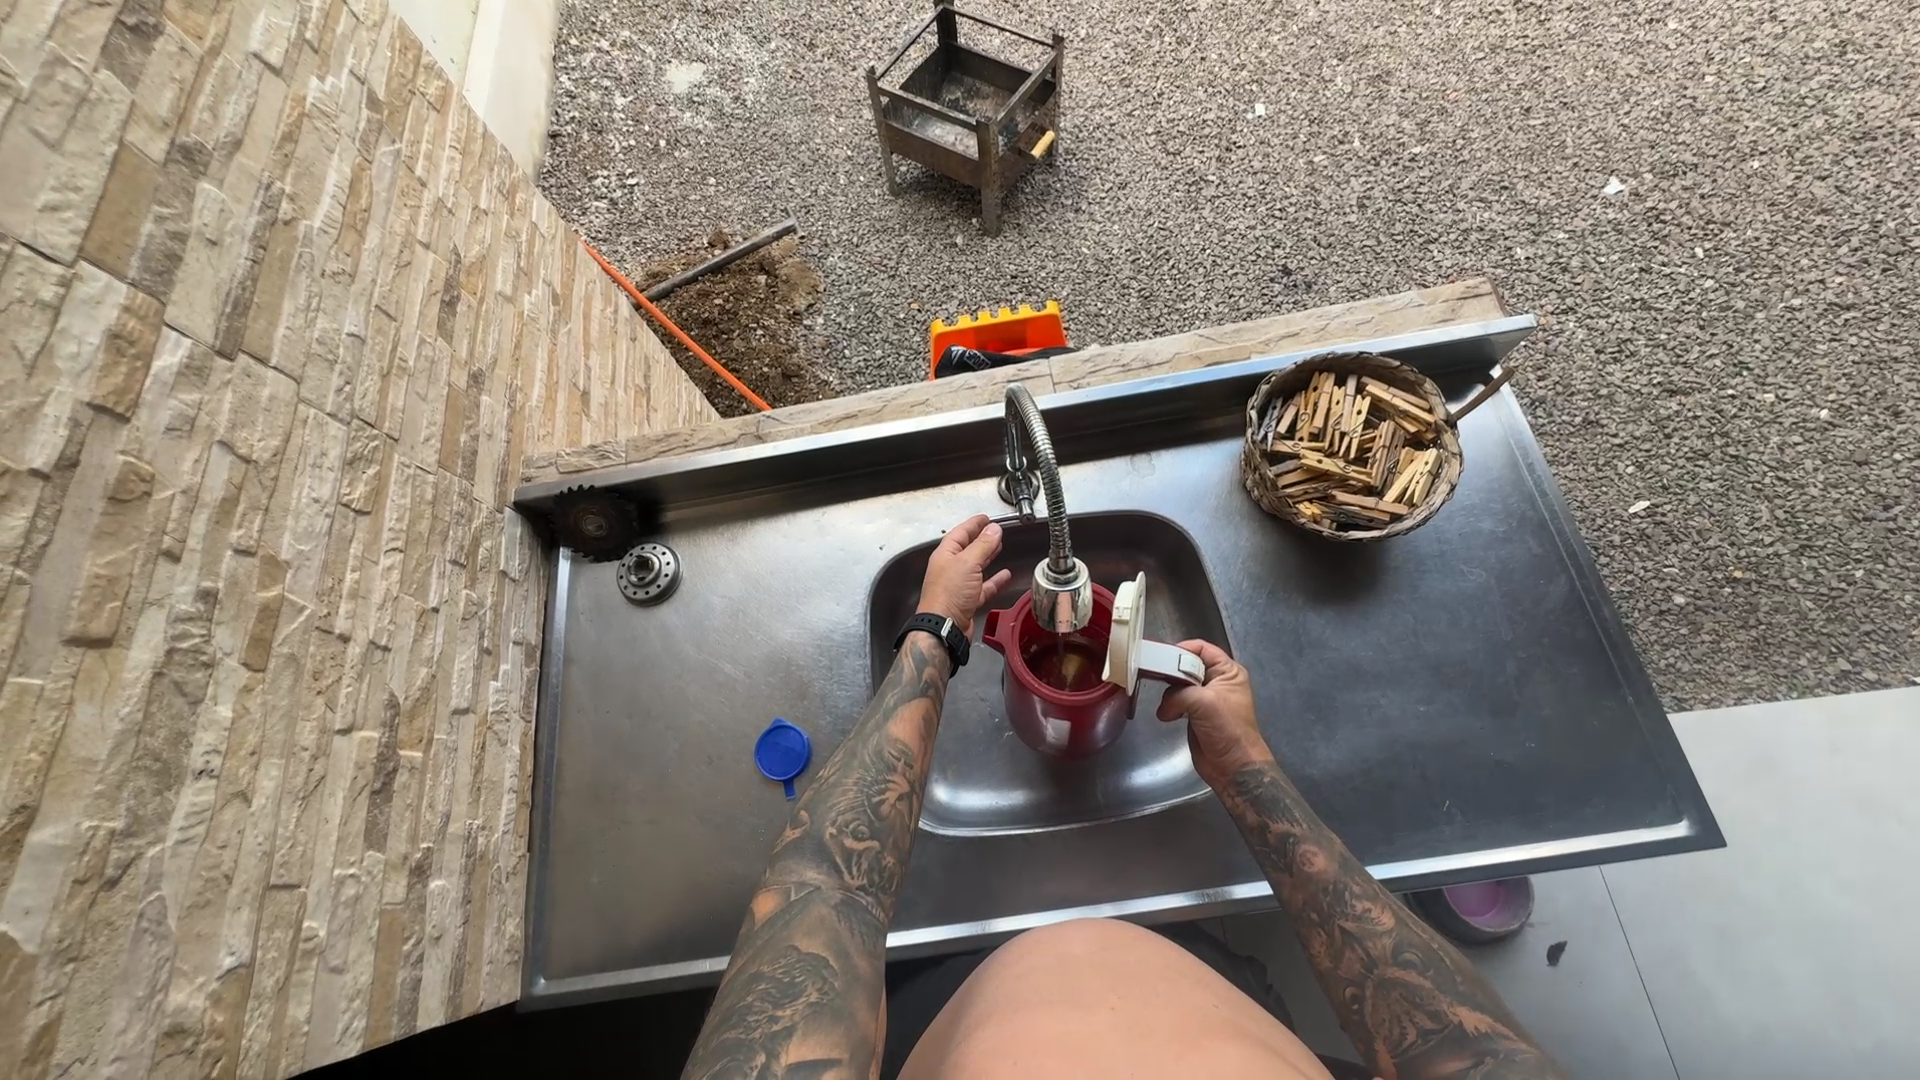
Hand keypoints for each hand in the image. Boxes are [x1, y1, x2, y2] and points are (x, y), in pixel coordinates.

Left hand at [918, 515, 1014, 635]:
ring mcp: (957, 586)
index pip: (960, 533)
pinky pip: (983, 587)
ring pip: (975, 567)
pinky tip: (1003, 576)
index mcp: (945, 555)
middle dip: (981, 538)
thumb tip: (993, 529)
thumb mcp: (968, 563)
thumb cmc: (948, 595)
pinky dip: (993, 581)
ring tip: (998, 547)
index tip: (985, 518)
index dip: (973, 524)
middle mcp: (949, 569)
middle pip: (967, 548)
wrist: (944, 627)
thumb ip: (982, 545)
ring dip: (987, 557)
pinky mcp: (966, 601)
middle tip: (993, 530)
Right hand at [1156, 640, 1273, 791]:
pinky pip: (1176, 701)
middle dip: (1171, 671)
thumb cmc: (1227, 729)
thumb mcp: (1203, 702)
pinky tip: (1166, 715)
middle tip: (1154, 675)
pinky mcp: (1195, 713)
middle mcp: (1217, 681)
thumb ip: (1178, 692)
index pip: (1202, 648)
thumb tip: (1164, 707)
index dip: (1182, 649)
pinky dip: (1169, 705)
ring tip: (1165, 702)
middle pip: (1187, 665)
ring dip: (1169, 692)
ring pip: (1179, 683)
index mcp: (1228, 672)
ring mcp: (1205, 698)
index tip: (1162, 657)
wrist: (1233, 767)